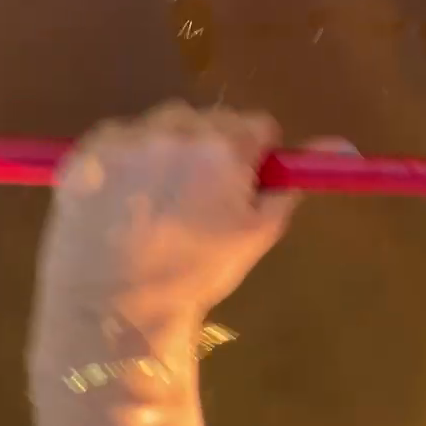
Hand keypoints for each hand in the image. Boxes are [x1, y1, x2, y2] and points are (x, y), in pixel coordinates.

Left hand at [35, 102, 299, 327]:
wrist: (112, 308)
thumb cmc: (202, 267)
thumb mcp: (265, 225)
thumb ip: (297, 178)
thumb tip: (344, 146)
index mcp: (226, 147)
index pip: (259, 123)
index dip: (258, 152)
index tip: (247, 180)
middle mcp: (177, 132)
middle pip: (213, 117)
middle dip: (217, 144)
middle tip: (206, 188)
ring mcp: (124, 143)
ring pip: (166, 122)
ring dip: (173, 143)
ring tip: (164, 186)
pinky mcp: (82, 157)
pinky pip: (119, 134)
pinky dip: (129, 150)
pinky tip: (128, 186)